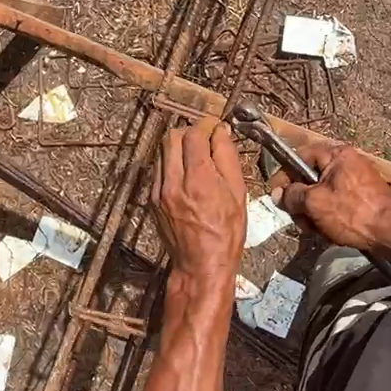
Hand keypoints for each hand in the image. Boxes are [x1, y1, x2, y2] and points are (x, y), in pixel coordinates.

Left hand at [154, 119, 246, 284]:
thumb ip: (227, 157)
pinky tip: (186, 173)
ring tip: (197, 156)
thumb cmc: (226, 233)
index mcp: (198, 180)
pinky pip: (159, 168)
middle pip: (172, 136)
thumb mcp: (238, 193)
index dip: (207, 124)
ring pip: (162, 150)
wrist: (200, 266)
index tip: (216, 126)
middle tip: (206, 138)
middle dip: (190, 131)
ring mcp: (158, 191)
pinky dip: (172, 162)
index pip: (194, 134)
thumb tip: (221, 131)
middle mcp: (173, 182)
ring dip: (179, 146)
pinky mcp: (152, 199)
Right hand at [271, 141, 390, 251]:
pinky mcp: (361, 197)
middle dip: (301, 201)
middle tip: (301, 219)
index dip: (284, 175)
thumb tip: (278, 194)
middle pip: (310, 178)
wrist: (390, 231)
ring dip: (314, 213)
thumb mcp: (315, 203)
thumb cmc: (352, 213)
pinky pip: (335, 203)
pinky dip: (328, 217)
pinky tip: (330, 233)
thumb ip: (292, 195)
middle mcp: (346, 162)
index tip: (276, 194)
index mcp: (336, 154)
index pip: (300, 157)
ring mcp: (355, 180)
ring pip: (321, 194)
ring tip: (317, 230)